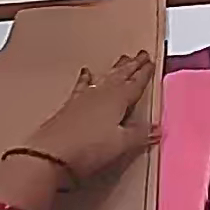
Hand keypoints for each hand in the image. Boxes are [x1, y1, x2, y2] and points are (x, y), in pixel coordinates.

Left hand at [25, 52, 158, 181]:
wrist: (50, 155)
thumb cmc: (90, 148)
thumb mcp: (121, 144)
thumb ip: (140, 134)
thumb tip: (159, 128)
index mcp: (118, 99)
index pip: (136, 83)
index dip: (145, 73)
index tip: (152, 62)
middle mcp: (102, 94)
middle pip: (121, 75)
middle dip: (133, 65)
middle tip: (141, 54)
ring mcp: (84, 98)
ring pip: (105, 77)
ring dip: (115, 69)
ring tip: (122, 59)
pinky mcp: (70, 106)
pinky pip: (83, 85)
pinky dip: (86, 79)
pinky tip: (86, 72)